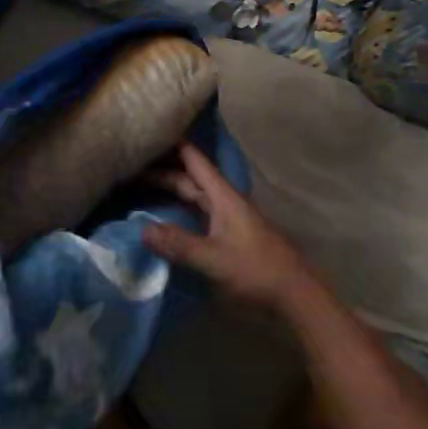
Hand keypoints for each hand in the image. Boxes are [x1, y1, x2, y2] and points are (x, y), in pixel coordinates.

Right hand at [142, 142, 319, 310]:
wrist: (297, 295)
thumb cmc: (257, 271)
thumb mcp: (214, 260)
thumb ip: (179, 244)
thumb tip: (142, 229)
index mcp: (223, 197)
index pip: (194, 160)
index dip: (173, 144)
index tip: (148, 133)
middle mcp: (225, 201)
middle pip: (190, 178)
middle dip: (162, 171)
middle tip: (130, 169)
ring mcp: (228, 218)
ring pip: (194, 196)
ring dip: (171, 191)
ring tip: (142, 188)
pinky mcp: (230, 235)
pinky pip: (198, 214)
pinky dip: (179, 210)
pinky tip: (166, 218)